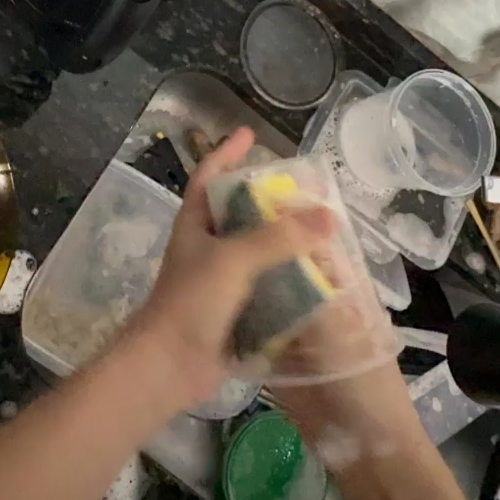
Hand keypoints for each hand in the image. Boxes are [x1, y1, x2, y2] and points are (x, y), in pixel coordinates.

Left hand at [120, 129, 336, 409]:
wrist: (170, 365)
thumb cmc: (192, 301)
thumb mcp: (234, 259)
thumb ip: (279, 237)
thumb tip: (328, 216)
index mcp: (196, 224)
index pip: (210, 176)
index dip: (227, 152)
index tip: (249, 134)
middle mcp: (207, 246)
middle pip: (239, 212)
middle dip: (270, 201)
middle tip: (307, 193)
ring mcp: (220, 280)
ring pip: (257, 252)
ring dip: (285, 244)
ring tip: (323, 234)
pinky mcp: (235, 311)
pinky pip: (267, 287)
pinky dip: (289, 282)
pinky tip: (319, 281)